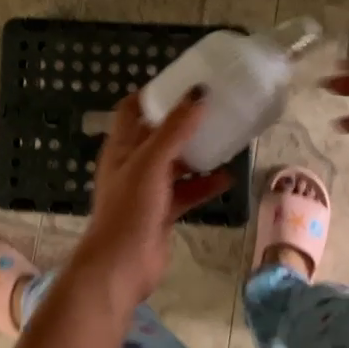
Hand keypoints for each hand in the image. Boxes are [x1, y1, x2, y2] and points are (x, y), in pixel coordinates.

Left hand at [70, 89, 231, 309]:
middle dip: (182, 122)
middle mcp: (132, 163)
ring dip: (196, 153)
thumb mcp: (152, 162)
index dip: (152, 94)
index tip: (181, 81)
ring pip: (175, 163)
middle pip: (157, 134)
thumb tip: (199, 92)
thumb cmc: (130, 208)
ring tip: (225, 138)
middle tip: (212, 107)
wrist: (121, 267)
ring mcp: (147, 189)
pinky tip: (227, 178)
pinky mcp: (162, 211)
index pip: (132, 109)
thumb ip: (175, 129)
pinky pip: (186, 191)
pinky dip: (204, 184)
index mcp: (121, 146)